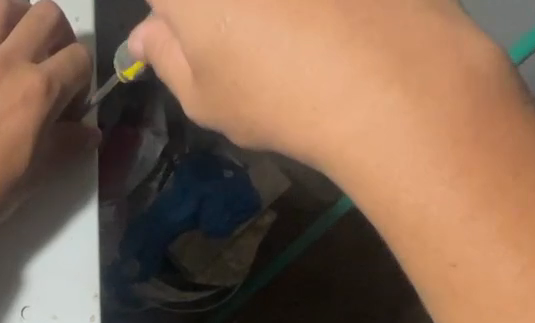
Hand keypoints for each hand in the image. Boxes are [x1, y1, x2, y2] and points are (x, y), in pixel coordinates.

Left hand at [0, 0, 95, 245]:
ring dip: (18, 17)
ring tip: (17, 46)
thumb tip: (91, 134)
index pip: (79, 59)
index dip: (82, 81)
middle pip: (48, 15)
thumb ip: (65, 146)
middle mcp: (7, 61)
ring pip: (4, 3)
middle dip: (58, 39)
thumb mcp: (32, 177)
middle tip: (49, 68)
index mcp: (36, 92)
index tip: (69, 106)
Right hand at [128, 0, 525, 178]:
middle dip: (215, 13)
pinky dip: (311, 9)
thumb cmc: (274, 99)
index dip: (170, 17)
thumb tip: (147, 34)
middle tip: (237, 40)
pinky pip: (308, 0)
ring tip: (290, 33)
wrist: (387, 79)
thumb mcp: (203, 99)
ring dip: (266, 11)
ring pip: (263, 0)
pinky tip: (327, 22)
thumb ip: (166, 58)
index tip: (181, 36)